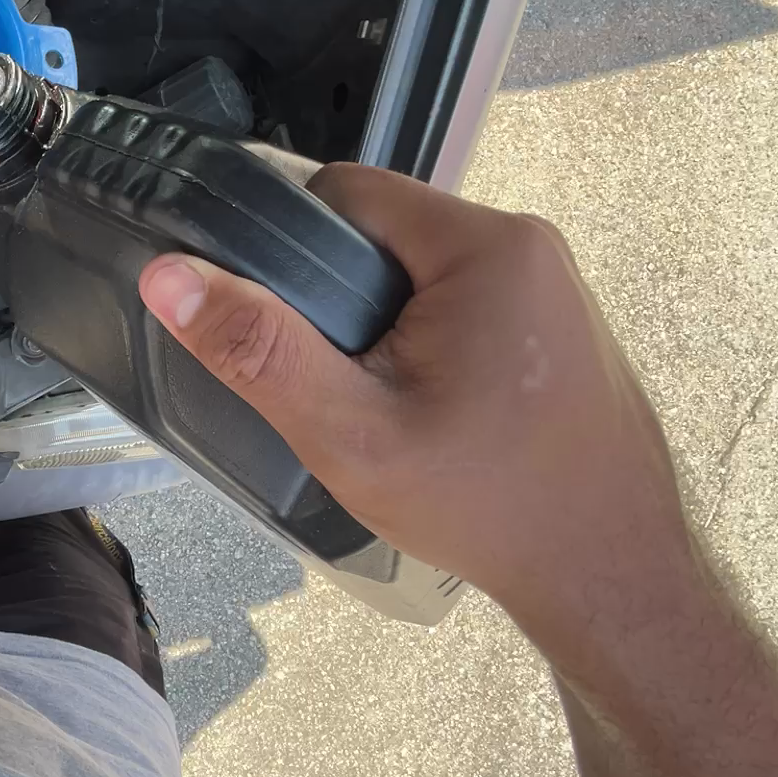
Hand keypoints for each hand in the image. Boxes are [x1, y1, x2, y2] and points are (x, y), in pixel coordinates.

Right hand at [137, 164, 699, 625]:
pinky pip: (444, 295)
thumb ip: (254, 349)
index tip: (268, 312)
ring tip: (354, 388)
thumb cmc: (485, 507)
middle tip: (314, 369)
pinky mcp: (542, 321)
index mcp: (483, 246)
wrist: (611, 583)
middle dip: (326, 289)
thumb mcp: (346, 431)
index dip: (284, 242)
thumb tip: (166, 276)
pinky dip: (404, 332)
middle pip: (375, 229)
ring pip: (405, 265)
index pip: (344, 194)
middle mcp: (523, 246)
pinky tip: (404, 396)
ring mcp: (541, 284)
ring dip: (363, 314)